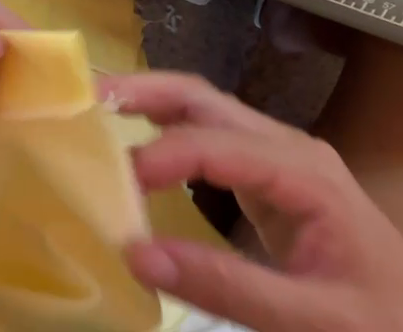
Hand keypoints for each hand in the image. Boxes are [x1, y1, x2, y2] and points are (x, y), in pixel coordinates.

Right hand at [101, 72, 402, 331]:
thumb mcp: (315, 323)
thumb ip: (225, 286)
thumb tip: (135, 252)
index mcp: (303, 170)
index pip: (214, 144)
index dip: (159, 156)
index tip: (114, 186)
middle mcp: (290, 149)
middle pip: (206, 100)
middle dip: (145, 93)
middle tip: (88, 101)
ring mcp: (284, 162)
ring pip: (207, 113)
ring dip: (154, 107)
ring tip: (101, 113)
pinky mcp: (276, 184)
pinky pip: (214, 143)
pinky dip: (170, 136)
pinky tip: (142, 150)